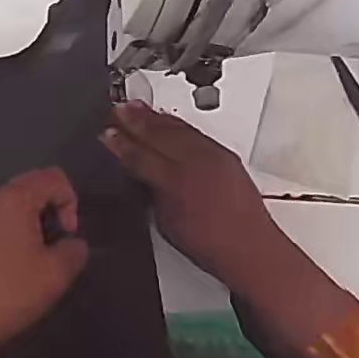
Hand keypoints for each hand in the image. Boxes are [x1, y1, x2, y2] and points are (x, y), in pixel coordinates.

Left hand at [0, 168, 88, 354]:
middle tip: (62, 238)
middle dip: (58, 204)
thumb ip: (75, 250)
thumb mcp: (56, 273)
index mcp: (16, 197)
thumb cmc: (10, 291)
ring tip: (47, 249)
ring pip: (24, 198)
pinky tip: (28, 256)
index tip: (69, 236)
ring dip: (42, 216)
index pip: (56, 179)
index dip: (72, 203)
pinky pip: (11, 214)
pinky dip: (26, 225)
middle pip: (38, 182)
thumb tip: (74, 243)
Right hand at [101, 101, 282, 286]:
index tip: (107, 134)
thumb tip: (139, 173)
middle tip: (116, 111)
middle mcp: (195, 164)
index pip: (139, 156)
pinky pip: (194, 132)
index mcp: (175, 182)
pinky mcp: (225, 155)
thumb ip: (151, 192)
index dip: (120, 144)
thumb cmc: (212, 245)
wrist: (251, 250)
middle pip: (157, 134)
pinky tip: (166, 119)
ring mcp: (213, 156)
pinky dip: (176, 123)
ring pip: (176, 128)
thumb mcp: (167, 222)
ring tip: (135, 107)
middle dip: (134, 121)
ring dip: (153, 117)